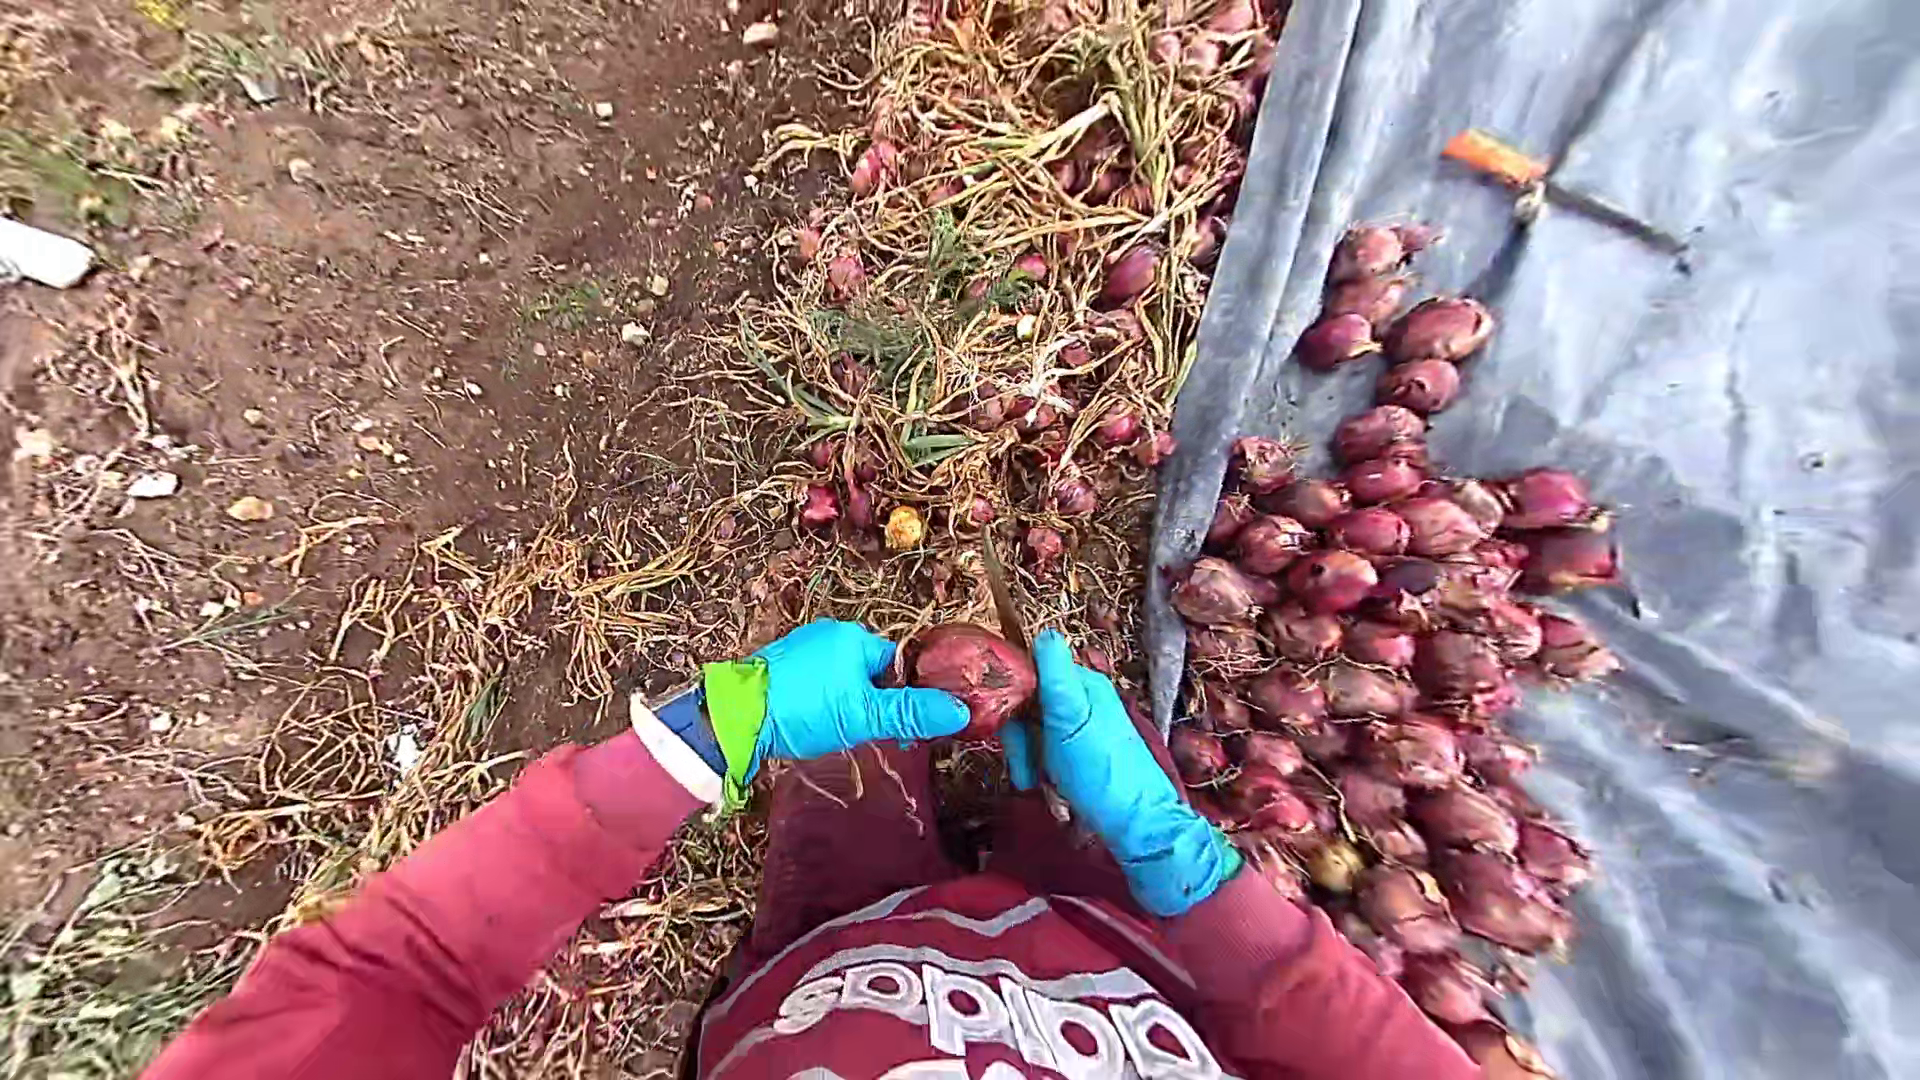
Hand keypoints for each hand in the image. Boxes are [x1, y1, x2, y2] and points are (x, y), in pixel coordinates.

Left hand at [754, 619, 968, 762]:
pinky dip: (822, 695)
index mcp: (853, 637)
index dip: (898, 694)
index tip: (892, 722)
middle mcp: (830, 632)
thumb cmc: (805, 710)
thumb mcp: (863, 715)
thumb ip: (910, 713)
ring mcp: (803, 644)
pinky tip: (812, 717)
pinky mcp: (783, 661)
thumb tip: (958, 711)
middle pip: (869, 669)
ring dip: (846, 698)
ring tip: (834, 725)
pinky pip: (818, 677)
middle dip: (871, 698)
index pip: (894, 663)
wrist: (734, 718)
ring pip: (843, 675)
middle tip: (862, 728)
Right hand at [1003, 629, 1240, 916]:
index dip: (1014, 703)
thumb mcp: (1071, 720)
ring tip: (1039, 786)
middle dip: (1022, 742)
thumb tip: (1045, 632)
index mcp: (1084, 685)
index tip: (1009, 733)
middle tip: (1025, 772)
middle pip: (1031, 707)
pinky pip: (1049, 754)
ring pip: (1036, 734)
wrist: (1139, 828)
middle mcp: (1084, 701)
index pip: (1031, 675)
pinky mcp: (1083, 755)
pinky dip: (1044, 773)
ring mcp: (1084, 729)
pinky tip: (1052, 792)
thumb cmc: (1102, 773)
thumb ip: (1056, 676)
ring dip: (1031, 761)